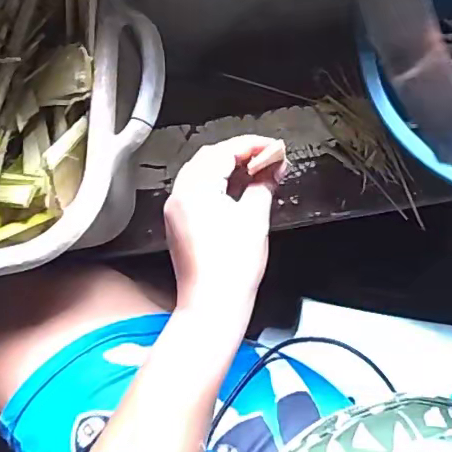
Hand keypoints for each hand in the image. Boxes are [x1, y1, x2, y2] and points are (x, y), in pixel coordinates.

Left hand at [164, 135, 286, 320]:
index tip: (274, 148)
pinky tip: (239, 188)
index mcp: (196, 189)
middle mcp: (180, 194)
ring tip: (258, 171)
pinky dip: (218, 182)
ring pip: (202, 172)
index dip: (253, 146)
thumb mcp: (255, 217)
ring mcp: (177, 209)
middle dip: (240, 153)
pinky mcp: (179, 223)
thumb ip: (263, 184)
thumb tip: (273, 167)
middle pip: (210, 157)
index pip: (225, 151)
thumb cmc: (232, 266)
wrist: (212, 305)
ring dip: (229, 166)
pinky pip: (197, 189)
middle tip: (269, 157)